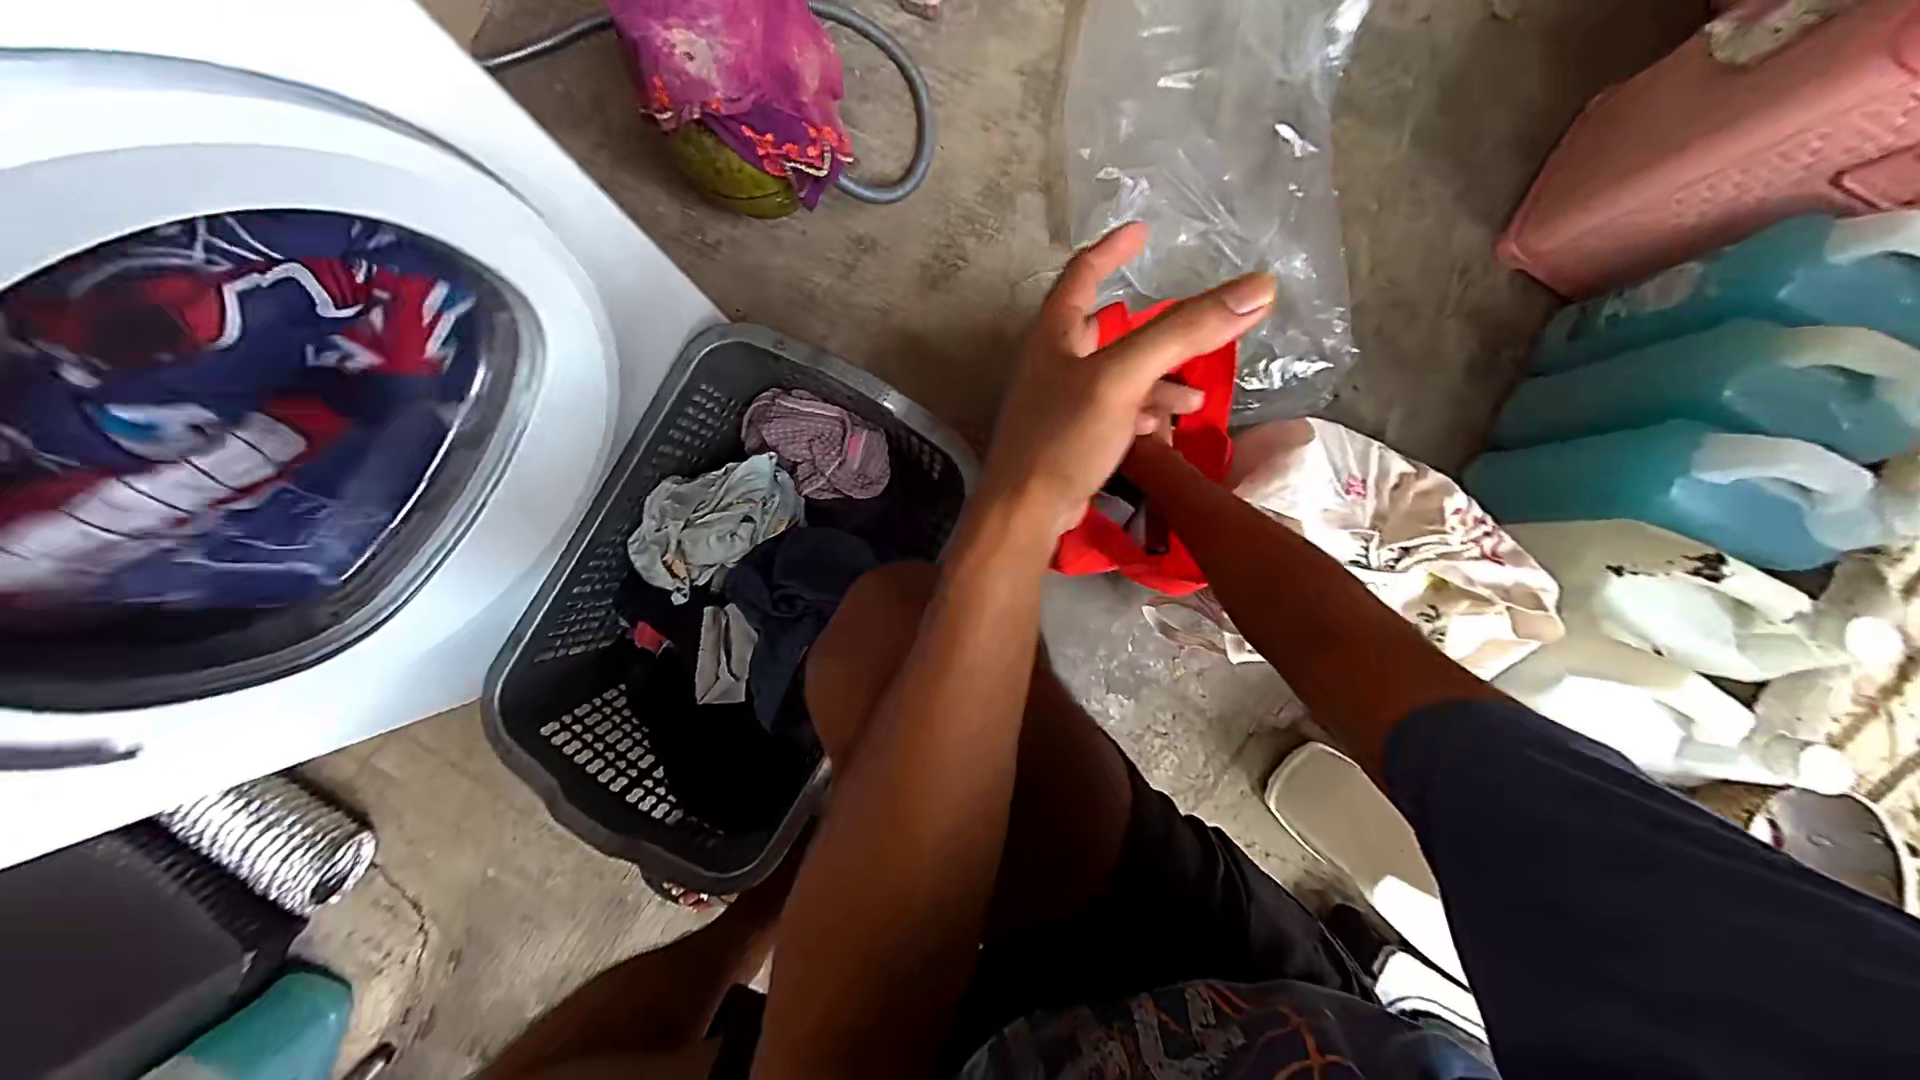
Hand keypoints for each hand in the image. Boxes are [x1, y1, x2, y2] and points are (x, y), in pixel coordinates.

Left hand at [979, 222, 1276, 535]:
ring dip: (1159, 379)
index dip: (1112, 250)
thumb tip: (1257, 287)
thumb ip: (1183, 332)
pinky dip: (1142, 411)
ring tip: (1197, 395)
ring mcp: (1061, 402)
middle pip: (1110, 330)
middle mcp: (1054, 362)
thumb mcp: (1124, 377)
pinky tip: (1165, 424)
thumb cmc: (1063, 437)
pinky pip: (1115, 412)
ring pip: (1119, 376)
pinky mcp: (1071, 438)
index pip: (1082, 274)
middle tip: (1199, 328)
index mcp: (1054, 334)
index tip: (1142, 232)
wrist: (1027, 511)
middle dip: (1157, 330)